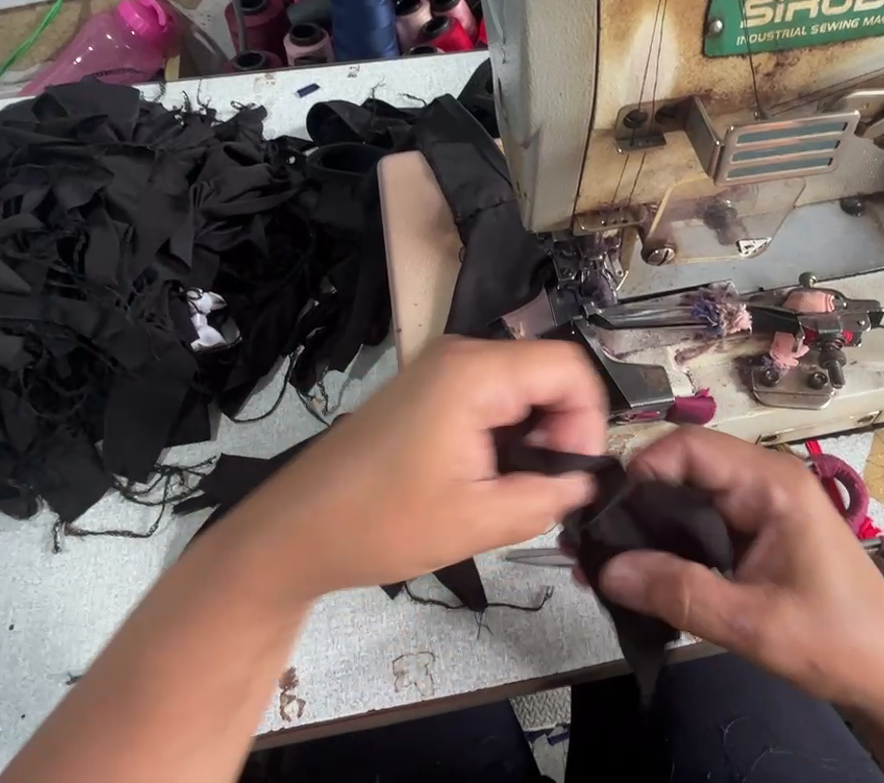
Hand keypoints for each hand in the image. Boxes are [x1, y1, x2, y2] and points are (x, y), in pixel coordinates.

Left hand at [220, 337, 608, 600]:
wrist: (295, 529)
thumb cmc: (381, 523)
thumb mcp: (477, 521)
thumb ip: (548, 498)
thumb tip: (585, 483)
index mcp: (475, 372)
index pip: (571, 369)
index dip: (588, 421)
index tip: (574, 475)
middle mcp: (461, 354)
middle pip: (548, 374)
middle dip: (561, 431)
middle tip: (545, 487)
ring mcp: (441, 368)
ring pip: (523, 387)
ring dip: (534, 435)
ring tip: (515, 487)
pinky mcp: (429, 388)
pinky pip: (493, 396)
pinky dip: (506, 432)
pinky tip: (488, 474)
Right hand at [595, 426, 883, 709]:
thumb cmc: (837, 643)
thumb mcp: (752, 623)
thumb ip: (677, 592)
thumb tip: (606, 569)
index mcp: (771, 484)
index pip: (690, 446)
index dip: (643, 470)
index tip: (607, 513)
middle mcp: (765, 479)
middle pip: (685, 464)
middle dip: (640, 498)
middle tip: (599, 541)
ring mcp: (763, 501)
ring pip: (691, 491)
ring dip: (654, 520)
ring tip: (613, 556)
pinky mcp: (759, 526)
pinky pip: (704, 515)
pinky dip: (674, 536)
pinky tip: (649, 566)